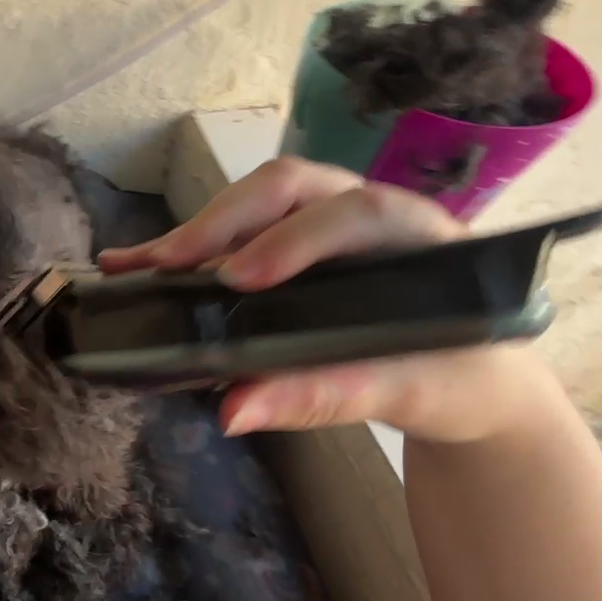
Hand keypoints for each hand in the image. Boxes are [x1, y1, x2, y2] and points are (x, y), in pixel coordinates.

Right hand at [98, 157, 569, 442]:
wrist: (469, 380)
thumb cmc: (461, 379)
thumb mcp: (413, 394)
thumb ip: (329, 397)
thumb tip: (231, 411)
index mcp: (417, 234)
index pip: (353, 214)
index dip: (292, 239)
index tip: (237, 280)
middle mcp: (363, 213)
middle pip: (285, 189)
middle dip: (221, 221)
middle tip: (169, 263)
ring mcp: (317, 227)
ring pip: (247, 207)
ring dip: (189, 233)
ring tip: (133, 266)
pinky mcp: (283, 249)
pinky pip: (229, 237)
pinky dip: (180, 249)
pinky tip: (134, 264)